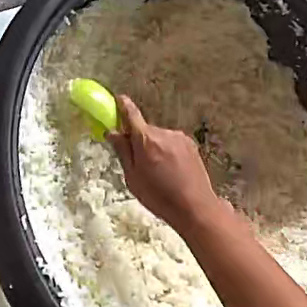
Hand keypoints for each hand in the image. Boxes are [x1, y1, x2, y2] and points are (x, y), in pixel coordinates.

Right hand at [107, 95, 220, 229]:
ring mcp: (179, 137)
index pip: (131, 114)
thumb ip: (122, 151)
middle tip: (137, 162)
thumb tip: (112, 132)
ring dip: (154, 147)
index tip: (117, 100)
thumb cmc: (159, 197)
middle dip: (138, 140)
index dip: (122, 105)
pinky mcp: (190, 144)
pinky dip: (167, 151)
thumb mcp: (132, 178)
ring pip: (158, 137)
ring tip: (158, 172)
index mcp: (146, 140)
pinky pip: (171, 142)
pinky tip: (171, 170)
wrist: (195, 206)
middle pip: (144, 130)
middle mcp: (163, 133)